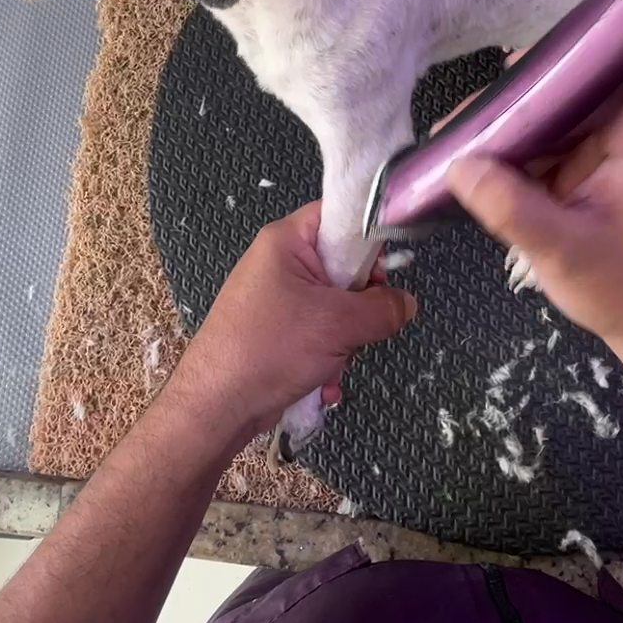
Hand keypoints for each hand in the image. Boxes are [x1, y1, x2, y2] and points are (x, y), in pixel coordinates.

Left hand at [165, 202, 416, 444]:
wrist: (216, 406)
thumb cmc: (272, 347)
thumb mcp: (339, 324)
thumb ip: (383, 308)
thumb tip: (406, 303)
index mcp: (286, 240)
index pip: (338, 216)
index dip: (367, 238)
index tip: (385, 270)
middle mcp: (279, 262)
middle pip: (341, 266)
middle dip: (359, 303)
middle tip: (364, 321)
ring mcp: (276, 298)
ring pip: (333, 306)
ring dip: (345, 340)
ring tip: (335, 361)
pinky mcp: (274, 331)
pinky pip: (316, 333)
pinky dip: (326, 357)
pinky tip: (323, 383)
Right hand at [444, 80, 622, 356]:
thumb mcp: (566, 252)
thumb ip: (512, 209)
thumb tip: (459, 166)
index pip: (612, 75)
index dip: (567, 61)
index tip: (513, 68)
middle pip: (569, 100)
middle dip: (517, 105)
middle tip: (462, 120)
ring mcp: (603, 164)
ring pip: (552, 130)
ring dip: (509, 136)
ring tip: (456, 141)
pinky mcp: (585, 185)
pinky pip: (546, 159)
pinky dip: (514, 163)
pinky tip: (477, 170)